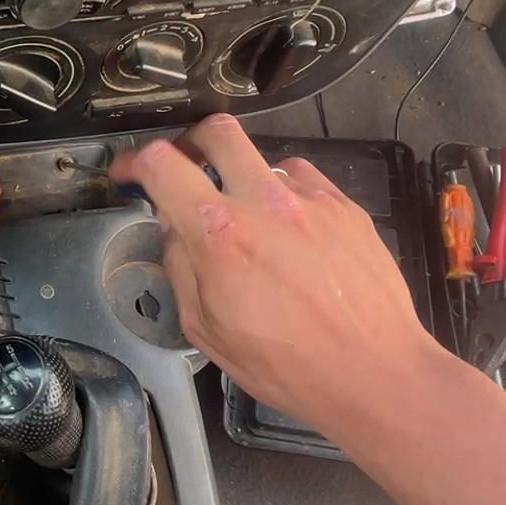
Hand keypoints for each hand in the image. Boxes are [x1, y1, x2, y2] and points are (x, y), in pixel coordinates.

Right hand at [110, 113, 446, 430]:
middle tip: (186, 169)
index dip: (133, 162)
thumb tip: (175, 231)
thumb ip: (180, 267)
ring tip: (250, 221)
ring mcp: (310, 200)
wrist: (376, 374)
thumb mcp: (204, 328)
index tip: (129, 174)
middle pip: (216, 131)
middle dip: (191, 143)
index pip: (161, 164)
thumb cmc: (285, 363)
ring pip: (263, 160)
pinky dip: (284, 197)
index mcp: (218, 233)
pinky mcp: (346, 207)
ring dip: (243, 181)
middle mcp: (263, 202)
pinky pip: (302, 181)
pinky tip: (290, 232)